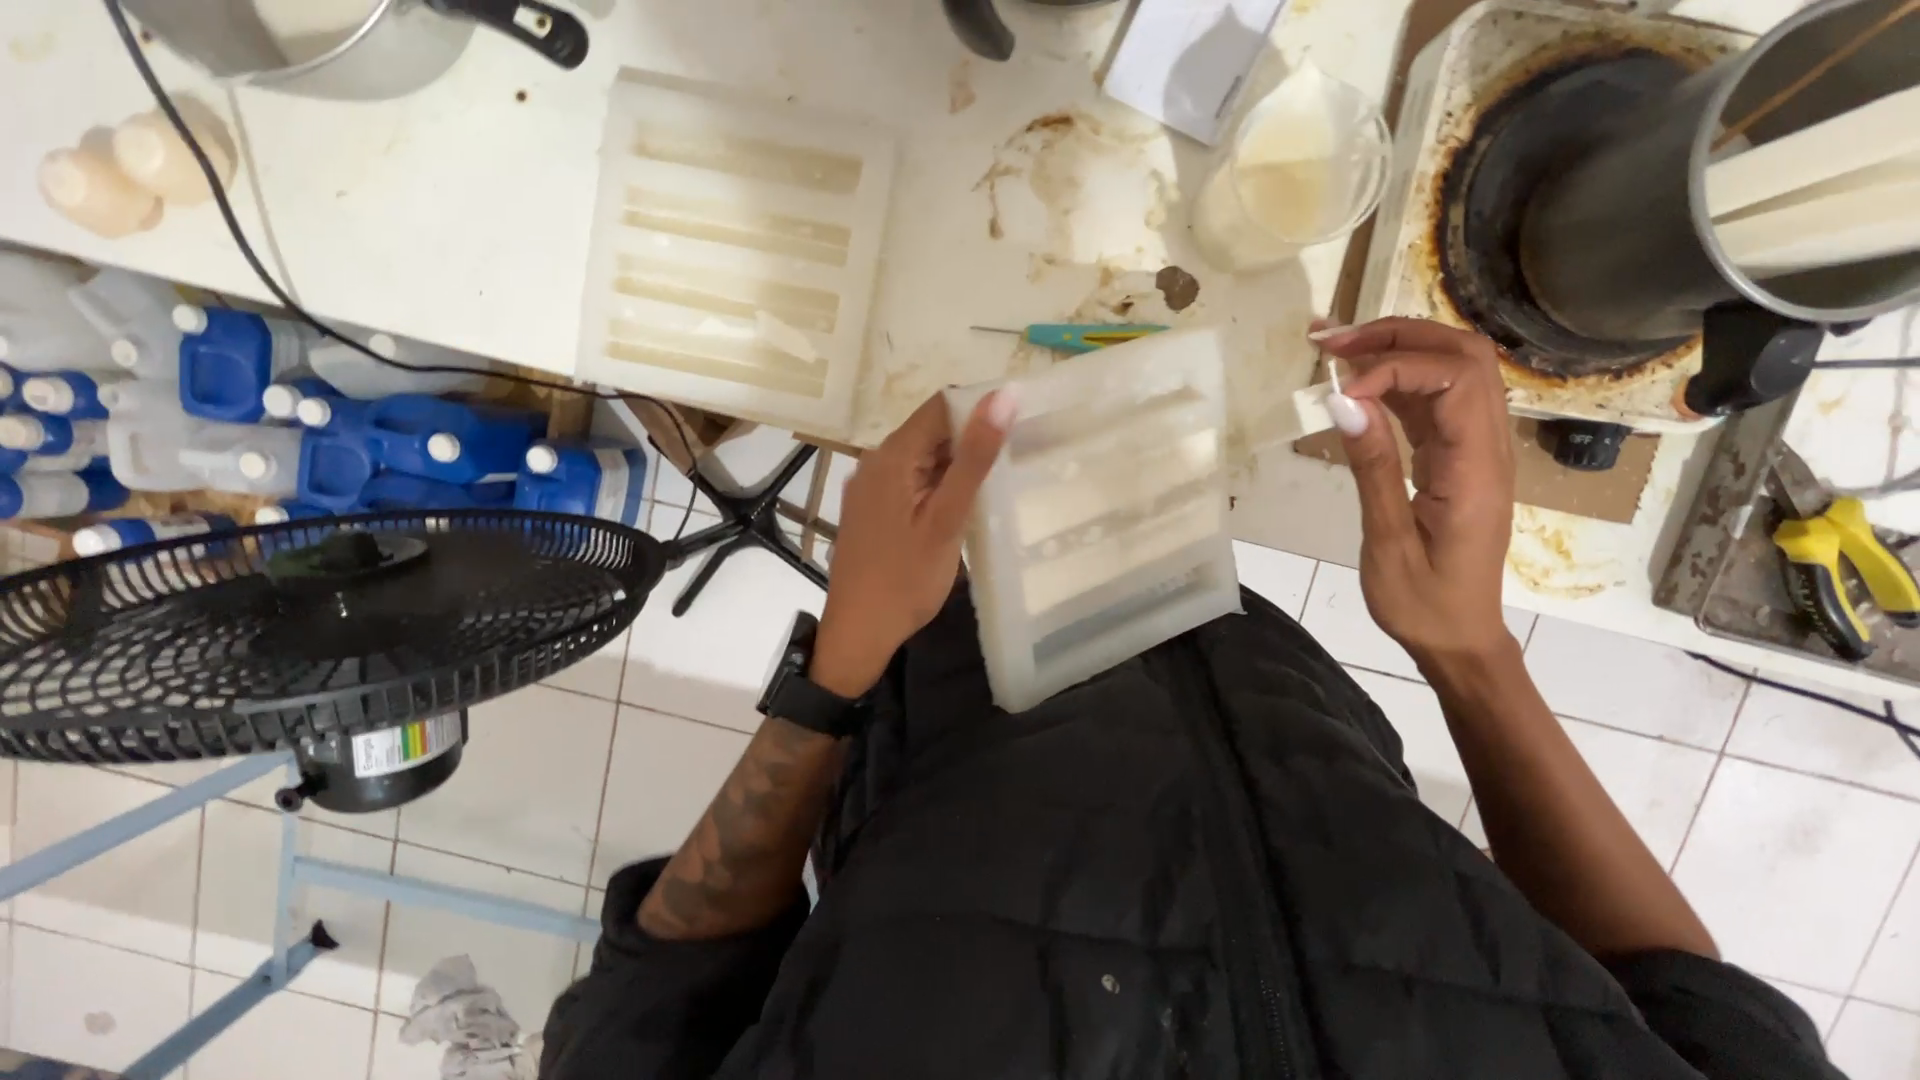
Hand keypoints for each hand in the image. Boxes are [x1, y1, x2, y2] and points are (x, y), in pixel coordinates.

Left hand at [811, 390, 1015, 697]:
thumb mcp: (948, 517)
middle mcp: (874, 461)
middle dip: (970, 441)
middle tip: (1012, 465)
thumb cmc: (907, 578)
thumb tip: (1003, 395)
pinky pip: (909, 481)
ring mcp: (869, 486)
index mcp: (892, 456)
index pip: (941, 406)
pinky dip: (936, 487)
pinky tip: (959, 512)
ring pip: (922, 458)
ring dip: (955, 467)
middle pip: (931, 431)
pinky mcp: (871, 508)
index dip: (980, 410)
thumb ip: (975, 457)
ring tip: (993, 490)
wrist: (859, 632)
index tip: (1017, 430)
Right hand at [1311, 317, 1516, 666]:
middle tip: (1333, 341)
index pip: (1453, 379)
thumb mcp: (1388, 540)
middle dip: (1398, 335)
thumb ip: (1373, 466)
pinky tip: (1356, 384)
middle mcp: (1486, 446)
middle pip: (1464, 356)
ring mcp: (1474, 450)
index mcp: (1475, 468)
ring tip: (1336, 351)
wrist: (1458, 637)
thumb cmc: (1422, 601)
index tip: (1338, 392)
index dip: (1392, 368)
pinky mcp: (1456, 459)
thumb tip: (1344, 402)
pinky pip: (1436, 401)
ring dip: (1398, 349)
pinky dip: (1396, 382)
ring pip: (1453, 370)